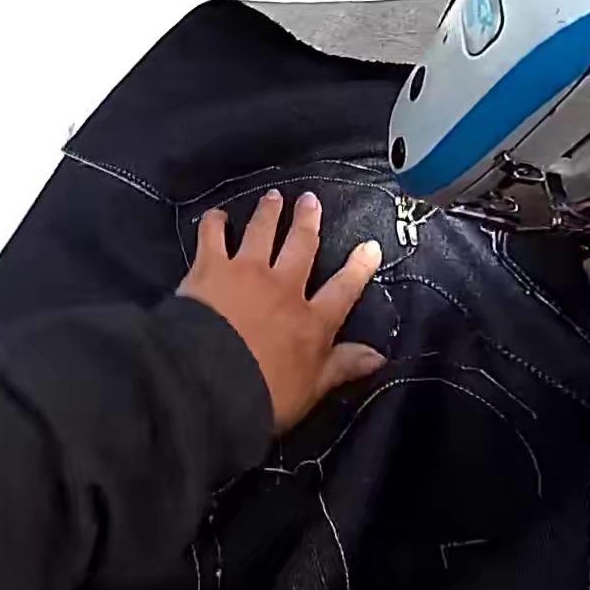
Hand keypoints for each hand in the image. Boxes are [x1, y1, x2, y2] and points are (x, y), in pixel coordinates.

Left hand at [179, 191, 386, 432]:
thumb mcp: (312, 388)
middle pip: (301, 245)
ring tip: (274, 196)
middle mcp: (283, 286)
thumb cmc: (263, 393)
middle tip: (311, 200)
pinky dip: (215, 223)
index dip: (359, 267)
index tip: (370, 246)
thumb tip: (380, 357)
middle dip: (308, 221)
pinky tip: (217, 215)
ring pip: (262, 232)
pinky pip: (214, 237)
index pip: (343, 289)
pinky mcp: (212, 267)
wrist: (208, 383)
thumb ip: (343, 367)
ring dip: (269, 212)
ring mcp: (247, 271)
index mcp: (311, 319)